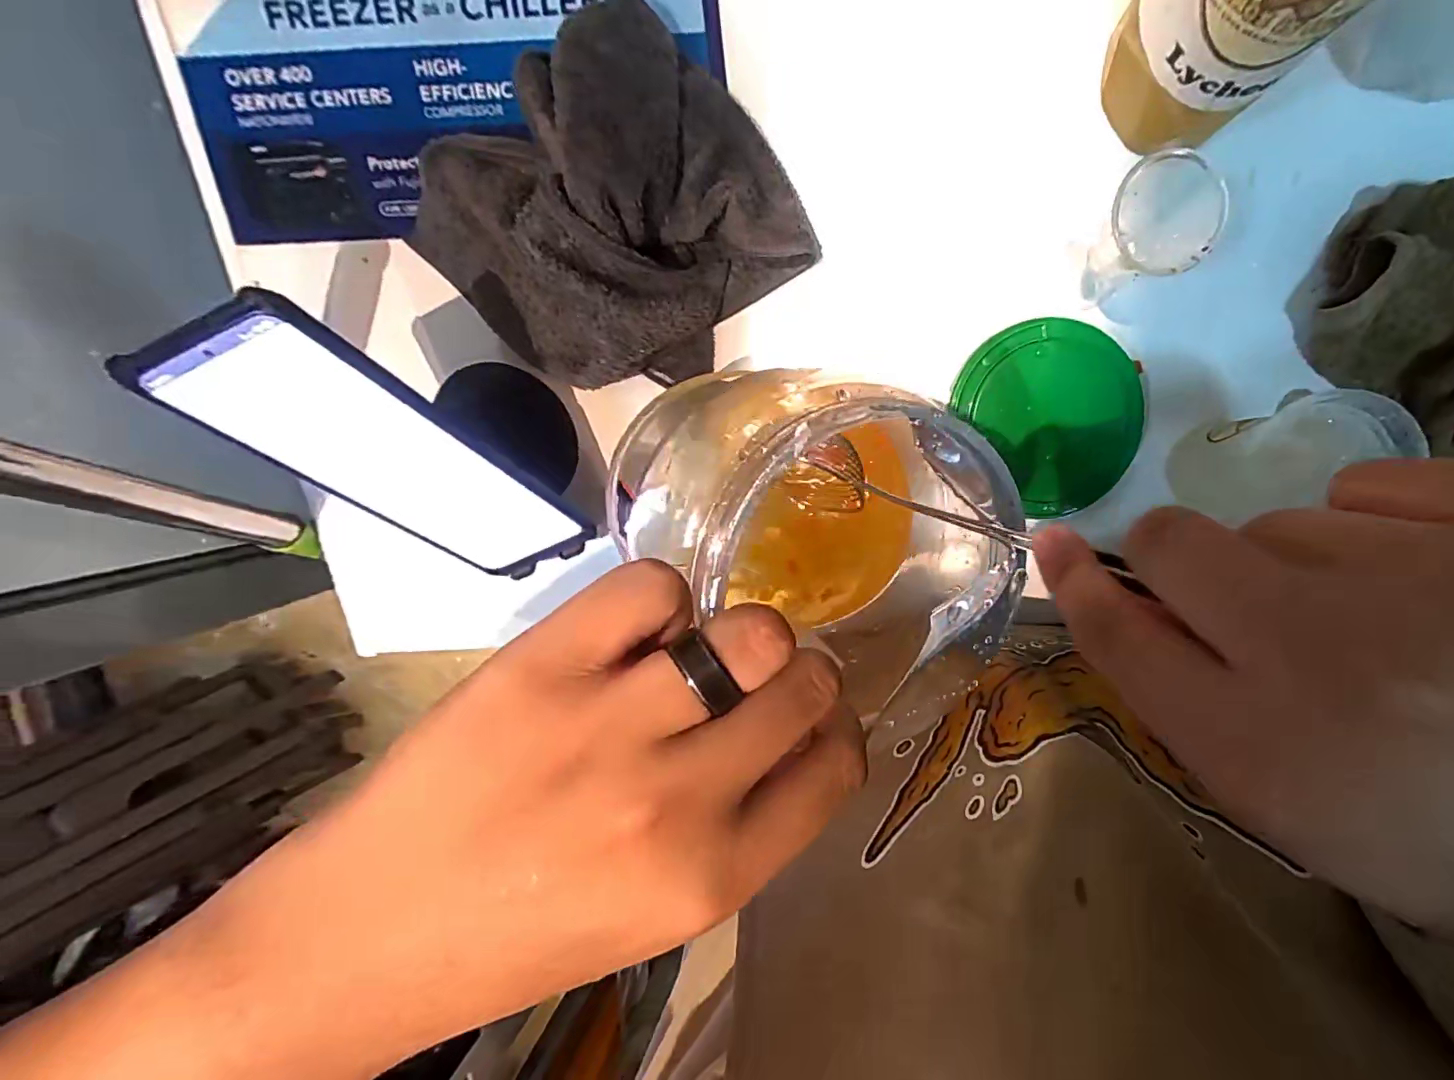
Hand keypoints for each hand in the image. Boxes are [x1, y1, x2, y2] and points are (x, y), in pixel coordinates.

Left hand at [0, 561, 865, 1079]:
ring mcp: (605, 728)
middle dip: (802, 676)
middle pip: (806, 685)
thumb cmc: (537, 930)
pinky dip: (664, 600)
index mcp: (716, 874)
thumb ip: (759, 821)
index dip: (839, 730)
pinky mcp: (540, 669)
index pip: (838, 766)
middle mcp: (675, 802)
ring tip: (707, 655)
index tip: (816, 721)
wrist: (354, 946)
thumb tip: (812, 725)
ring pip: (750, 633)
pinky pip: (656, 588)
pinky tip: (640, 633)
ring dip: (746, 637)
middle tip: (762, 683)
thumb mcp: (675, 908)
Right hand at [1036, 460, 1453, 1078]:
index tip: (1054, 541)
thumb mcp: (1314, 814)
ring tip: (1401, 625)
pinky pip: (1386, 485)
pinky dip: (1396, 530)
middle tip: (1248, 600)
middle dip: (1181, 559)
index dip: (1080, 583)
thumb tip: (1128, 601)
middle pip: (1180, 543)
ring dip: (1309, 566)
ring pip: (1287, 517)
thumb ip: (1203, 705)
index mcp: (1281, 763)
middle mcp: (1342, 661)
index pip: (1125, 636)